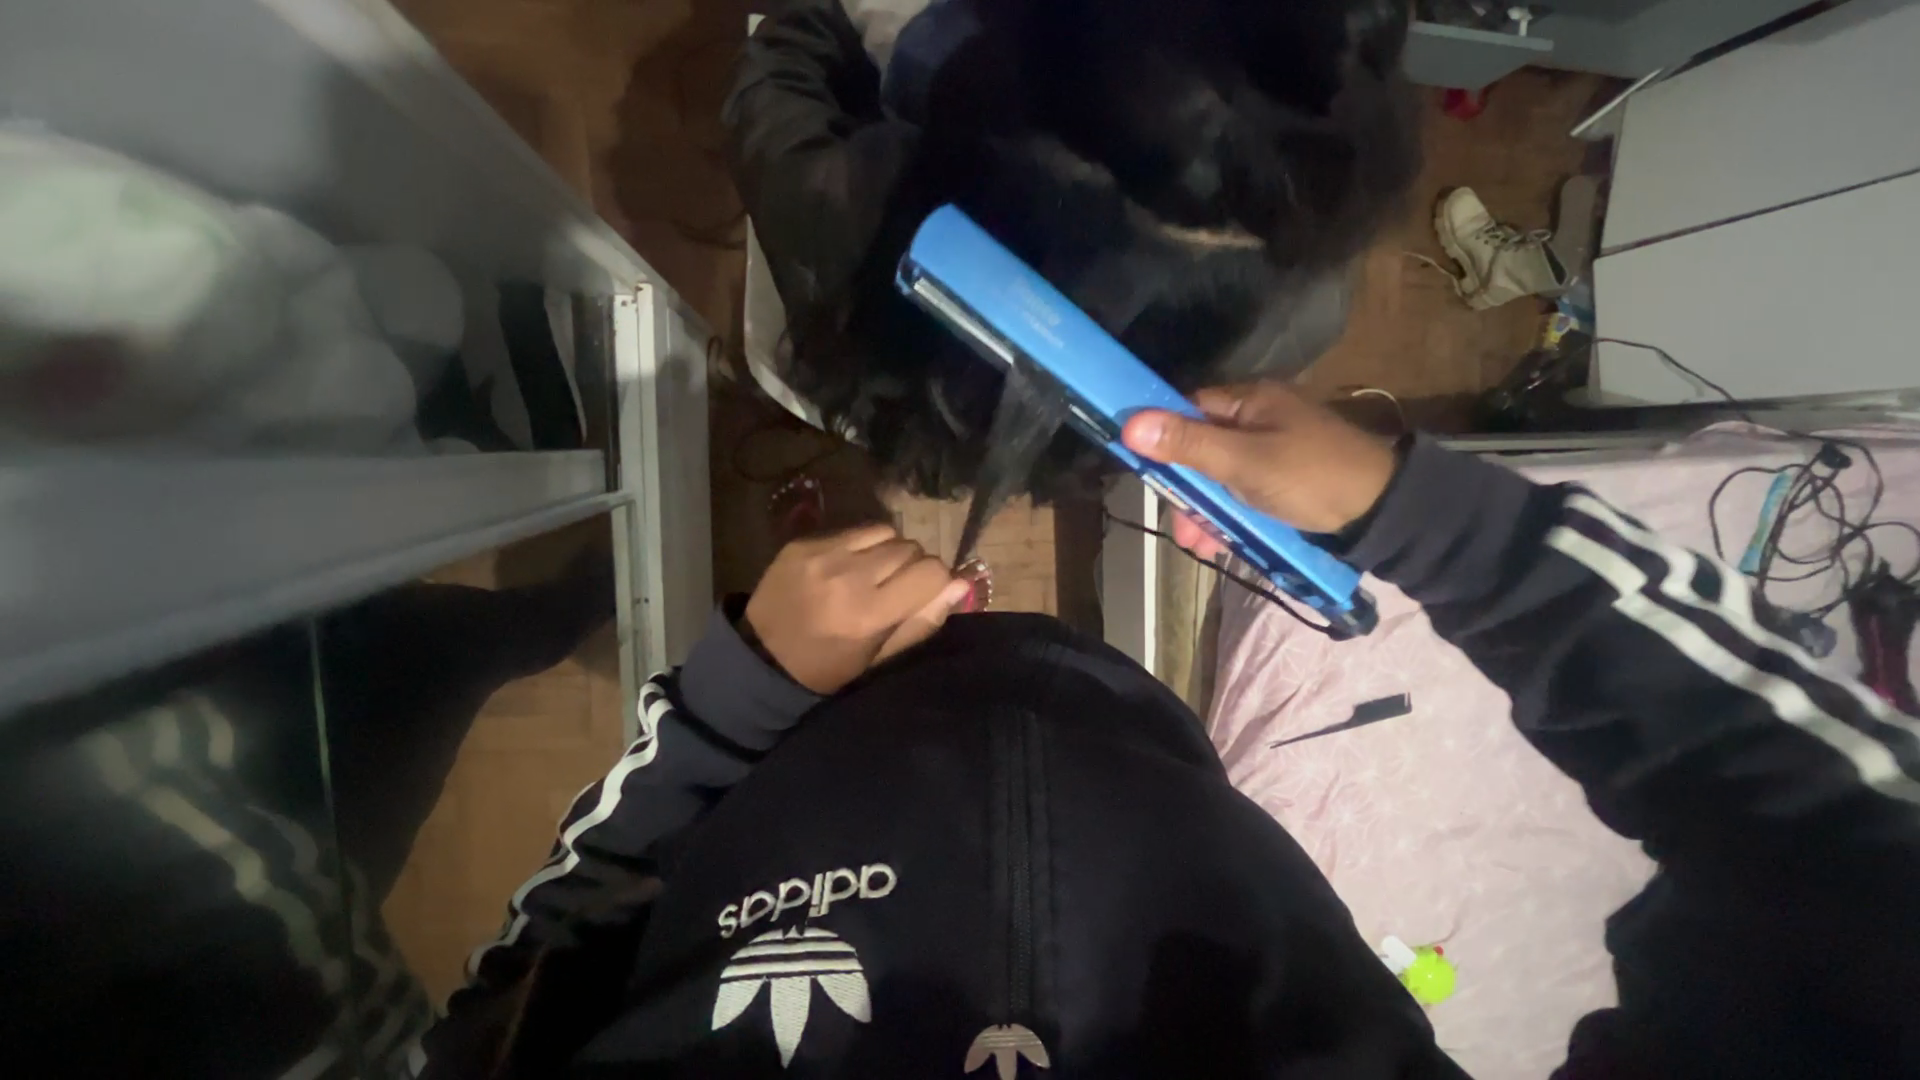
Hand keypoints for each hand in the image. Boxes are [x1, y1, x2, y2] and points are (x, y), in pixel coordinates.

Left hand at [744, 524, 971, 693]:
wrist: (759, 656)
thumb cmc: (826, 667)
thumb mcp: (877, 658)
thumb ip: (921, 621)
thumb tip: (961, 585)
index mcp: (869, 613)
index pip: (932, 572)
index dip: (937, 581)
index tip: (924, 593)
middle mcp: (848, 576)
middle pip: (911, 548)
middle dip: (912, 566)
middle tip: (893, 589)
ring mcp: (823, 553)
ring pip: (886, 532)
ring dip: (888, 550)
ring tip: (871, 574)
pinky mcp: (804, 541)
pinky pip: (854, 529)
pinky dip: (860, 545)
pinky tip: (846, 566)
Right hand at [1119, 381, 1397, 555]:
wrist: (1383, 512)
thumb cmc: (1311, 477)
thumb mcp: (1244, 462)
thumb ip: (1188, 444)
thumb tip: (1129, 423)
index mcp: (1248, 400)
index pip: (1185, 409)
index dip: (1160, 438)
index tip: (1144, 473)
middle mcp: (1255, 417)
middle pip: (1197, 446)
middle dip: (1184, 489)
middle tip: (1181, 526)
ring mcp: (1268, 447)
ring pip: (1216, 474)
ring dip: (1202, 509)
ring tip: (1199, 544)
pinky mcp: (1278, 476)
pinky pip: (1238, 490)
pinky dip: (1226, 513)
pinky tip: (1218, 542)